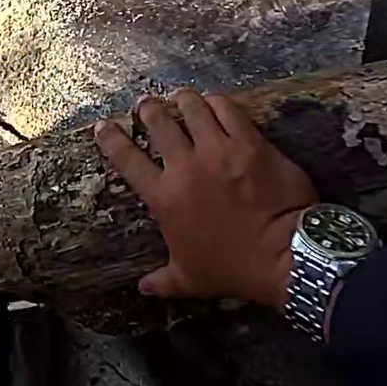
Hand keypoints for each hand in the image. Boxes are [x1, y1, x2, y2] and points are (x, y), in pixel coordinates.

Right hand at [93, 89, 318, 306]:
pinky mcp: (249, 142)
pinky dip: (217, 102)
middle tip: (147, 104)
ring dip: (183, 99)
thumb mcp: (190, 279)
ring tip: (181, 96)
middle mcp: (185, 167)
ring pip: (192, 107)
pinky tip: (215, 101)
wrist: (284, 256)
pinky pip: (228, 109)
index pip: (127, 160)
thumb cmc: (232, 268)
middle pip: (158, 121)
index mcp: (164, 197)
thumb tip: (142, 288)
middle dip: (148, 108)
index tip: (102, 126)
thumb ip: (163, 280)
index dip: (110, 139)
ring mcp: (218, 150)